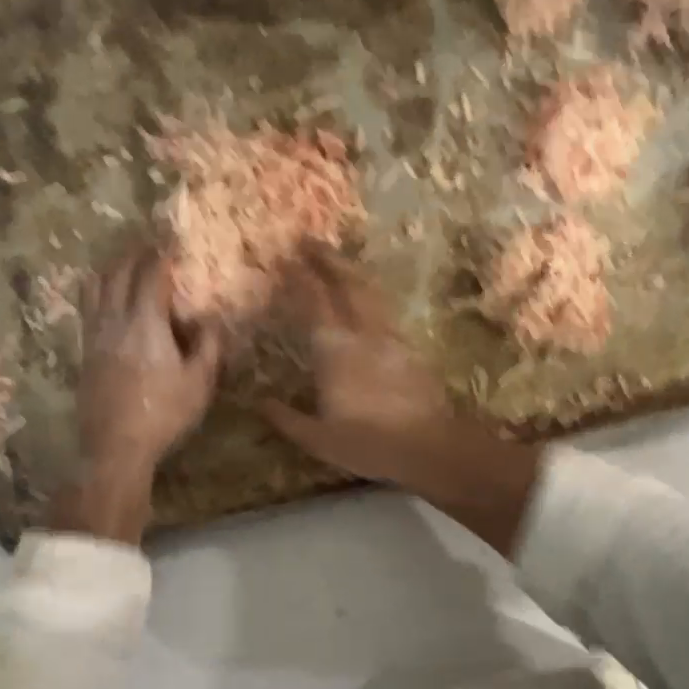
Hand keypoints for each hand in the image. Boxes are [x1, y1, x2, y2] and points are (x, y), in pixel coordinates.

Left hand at [51, 245, 223, 543]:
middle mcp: (114, 320)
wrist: (114, 447)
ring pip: (96, 286)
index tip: (173, 243)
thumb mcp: (199, 384)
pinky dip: (99, 292)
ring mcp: (94, 335)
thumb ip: (208, 347)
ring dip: (111, 269)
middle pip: (118, 272)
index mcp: (145, 322)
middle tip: (149, 246)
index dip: (163, 254)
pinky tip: (107, 300)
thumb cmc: (162, 415)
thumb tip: (210, 321)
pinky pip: (88, 308)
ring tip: (124, 264)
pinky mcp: (84, 353)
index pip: (152, 273)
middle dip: (134, 253)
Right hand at [259, 248, 543, 553]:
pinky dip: (372, 298)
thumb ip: (286, 418)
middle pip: (346, 284)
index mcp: (333, 349)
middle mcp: (363, 333)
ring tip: (342, 264)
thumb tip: (259, 402)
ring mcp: (392, 338)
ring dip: (353, 273)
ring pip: (371, 293)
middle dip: (328, 260)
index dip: (299, 277)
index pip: (313, 302)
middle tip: (312, 242)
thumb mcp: (317, 438)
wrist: (428, 446)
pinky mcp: (412, 350)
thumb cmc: (366, 443)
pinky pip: (386, 313)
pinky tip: (370, 306)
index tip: (286, 257)